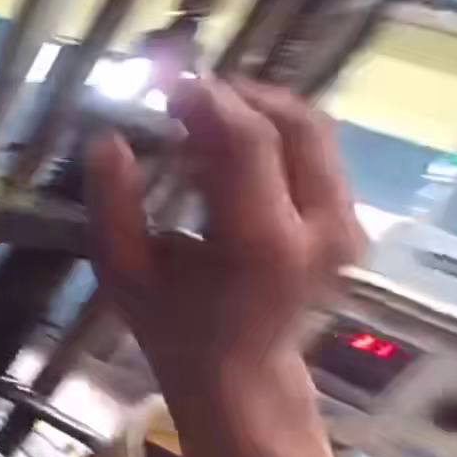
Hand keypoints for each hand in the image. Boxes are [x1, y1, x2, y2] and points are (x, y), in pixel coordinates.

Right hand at [87, 77, 363, 387]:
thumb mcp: (122, 271)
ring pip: (315, 133)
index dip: (207, 101)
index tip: (168, 82)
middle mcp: (319, 226)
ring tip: (205, 113)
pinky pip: (318, 155)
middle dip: (238, 96)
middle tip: (186, 91)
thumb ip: (112, 205)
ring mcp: (345, 225)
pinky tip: (230, 146)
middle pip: (295, 124)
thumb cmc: (170, 325)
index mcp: (258, 241)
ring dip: (258, 110)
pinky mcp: (350, 224)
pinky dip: (274, 135)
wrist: (239, 374)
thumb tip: (107, 140)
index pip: (247, 142)